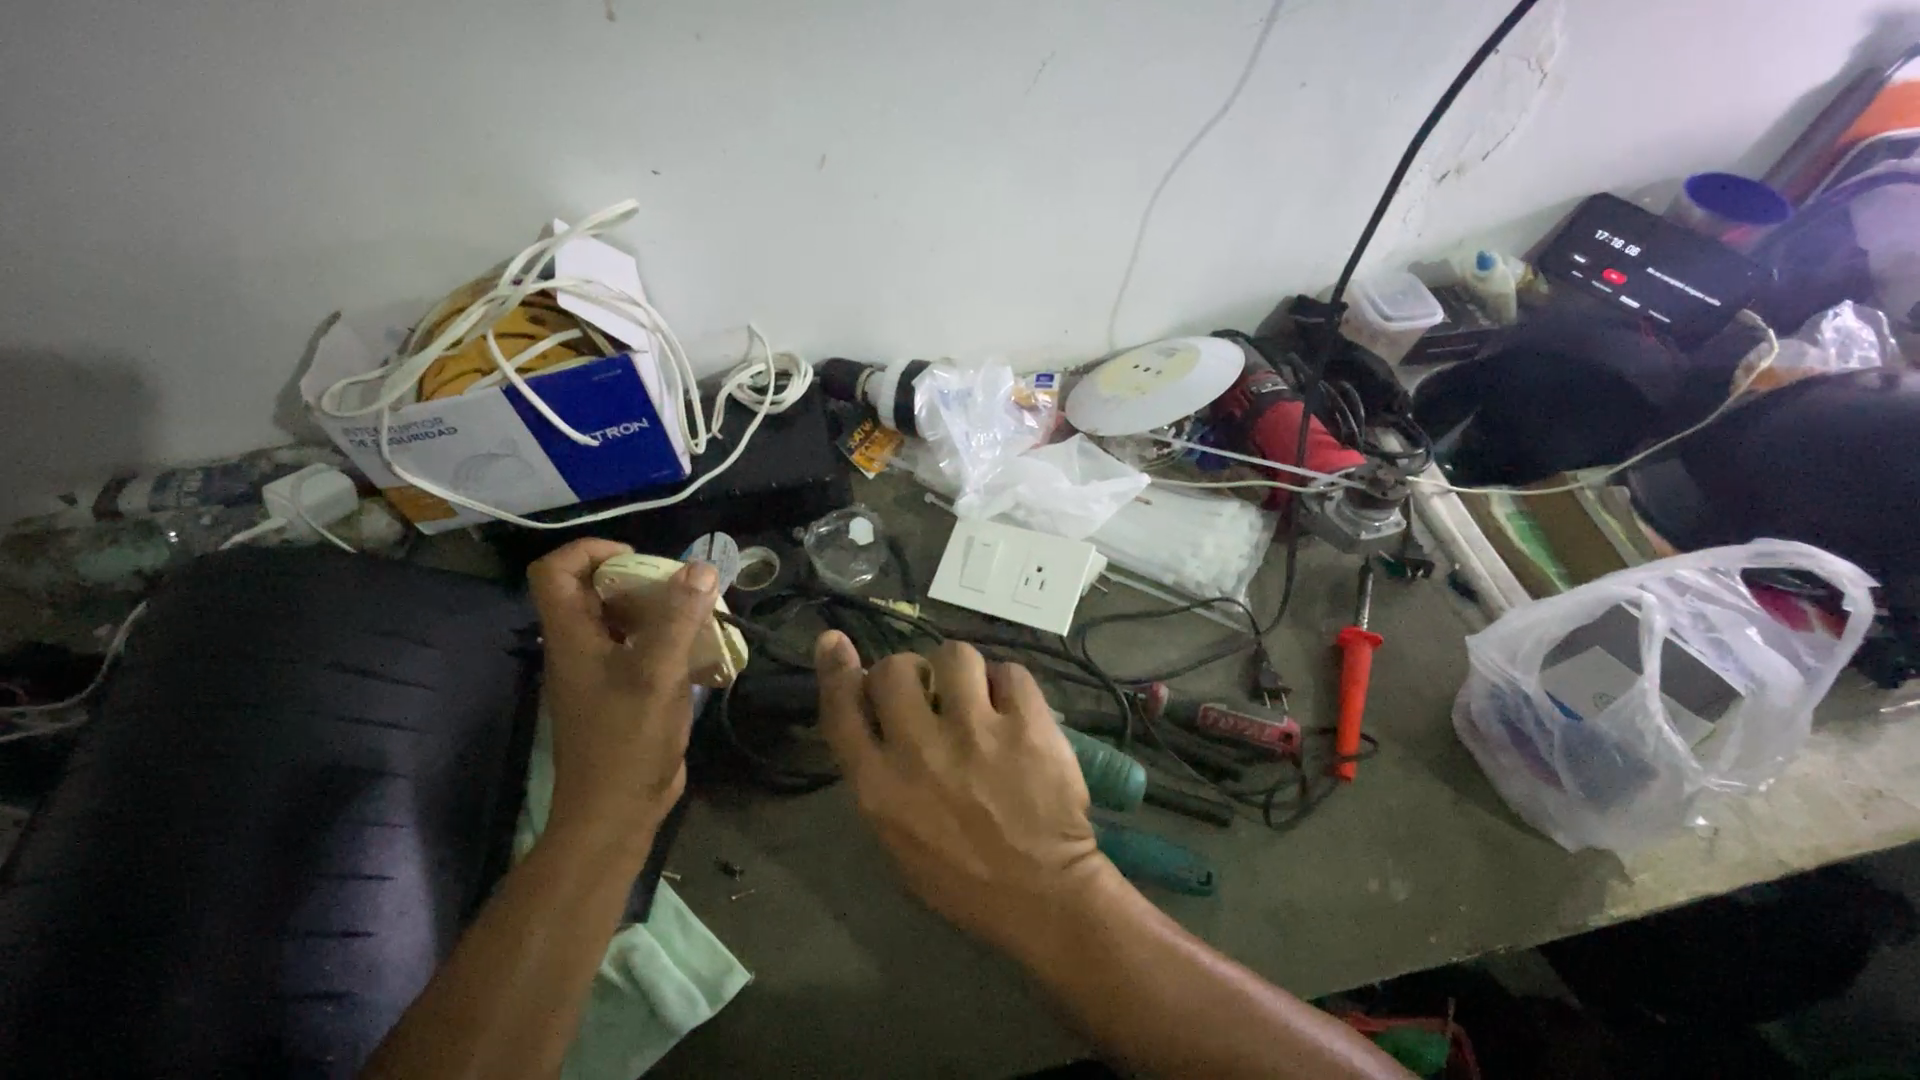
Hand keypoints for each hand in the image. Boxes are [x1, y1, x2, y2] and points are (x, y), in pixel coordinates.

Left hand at [528, 539, 718, 851]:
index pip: (555, 571)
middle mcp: (580, 648)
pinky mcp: (623, 694)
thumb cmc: (627, 739)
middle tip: (684, 588)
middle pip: (596, 591)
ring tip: (702, 615)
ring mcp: (601, 673)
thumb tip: (703, 569)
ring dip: (662, 611)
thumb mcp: (656, 673)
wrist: (615, 811)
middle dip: (642, 580)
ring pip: (624, 621)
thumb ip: (678, 619)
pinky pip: (642, 651)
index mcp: (572, 636)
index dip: (591, 551)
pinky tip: (704, 653)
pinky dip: (670, 642)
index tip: (639, 560)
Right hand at [814, 634, 1109, 952]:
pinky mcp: (1028, 725)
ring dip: (960, 671)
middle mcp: (920, 751)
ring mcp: (977, 733)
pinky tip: (1013, 708)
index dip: (835, 671)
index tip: (835, 642)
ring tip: (975, 695)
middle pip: (895, 669)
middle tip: (927, 691)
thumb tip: (871, 718)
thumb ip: (878, 777)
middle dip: (907, 670)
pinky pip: (1009, 670)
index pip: (842, 712)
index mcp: (880, 788)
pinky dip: (1008, 684)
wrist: (1042, 896)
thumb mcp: (897, 838)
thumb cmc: (962, 879)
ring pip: (954, 655)